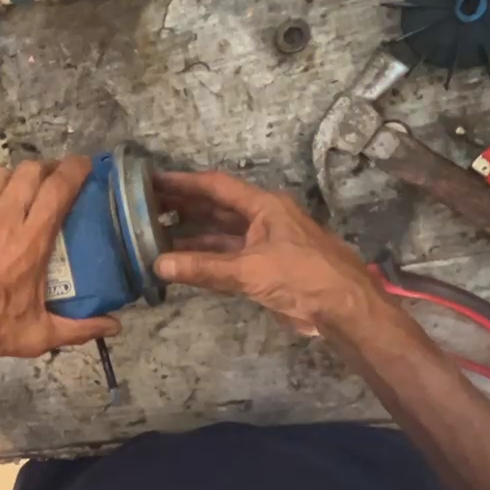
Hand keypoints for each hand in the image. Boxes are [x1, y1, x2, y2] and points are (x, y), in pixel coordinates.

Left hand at [0, 157, 121, 359]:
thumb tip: (116, 325)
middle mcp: (3, 217)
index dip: (75, 170)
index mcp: (31, 240)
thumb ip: (80, 328)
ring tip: (14, 194)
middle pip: (30, 171)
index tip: (83, 166)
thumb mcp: (40, 334)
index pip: (59, 187)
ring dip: (12, 180)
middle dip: (44, 171)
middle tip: (49, 183)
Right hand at [152, 171, 380, 335]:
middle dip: (182, 207)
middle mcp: (262, 220)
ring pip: (219, 235)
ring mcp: (263, 244)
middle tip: (146, 208)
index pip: (217, 187)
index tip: (153, 181)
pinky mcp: (263, 269)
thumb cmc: (302, 276)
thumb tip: (158, 265)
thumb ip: (203, 268)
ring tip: (154, 235)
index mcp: (264, 207)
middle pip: (216, 208)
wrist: (343, 308)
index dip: (184, 183)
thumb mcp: (249, 270)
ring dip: (190, 236)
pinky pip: (225, 258)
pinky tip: (179, 264)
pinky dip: (203, 260)